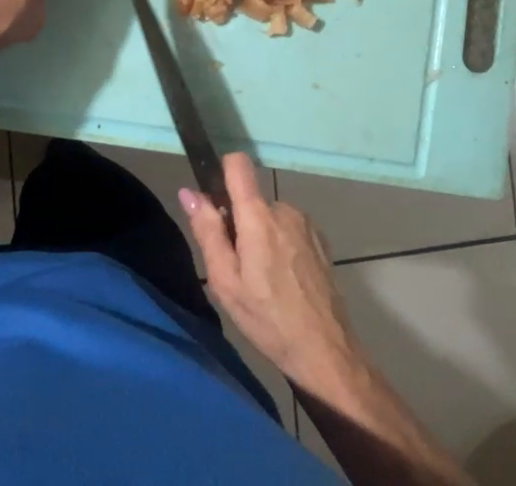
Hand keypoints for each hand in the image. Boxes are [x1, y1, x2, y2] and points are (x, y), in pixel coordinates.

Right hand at [181, 152, 356, 389]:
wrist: (325, 352)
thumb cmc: (267, 318)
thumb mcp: (225, 280)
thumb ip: (207, 231)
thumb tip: (189, 192)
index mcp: (259, 217)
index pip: (238, 165)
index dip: (221, 172)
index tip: (212, 201)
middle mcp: (286, 210)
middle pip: (251, 199)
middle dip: (238, 222)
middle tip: (236, 266)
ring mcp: (307, 226)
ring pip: (269, 217)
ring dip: (259, 236)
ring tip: (259, 279)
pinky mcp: (321, 242)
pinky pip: (288, 230)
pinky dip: (279, 246)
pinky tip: (282, 282)